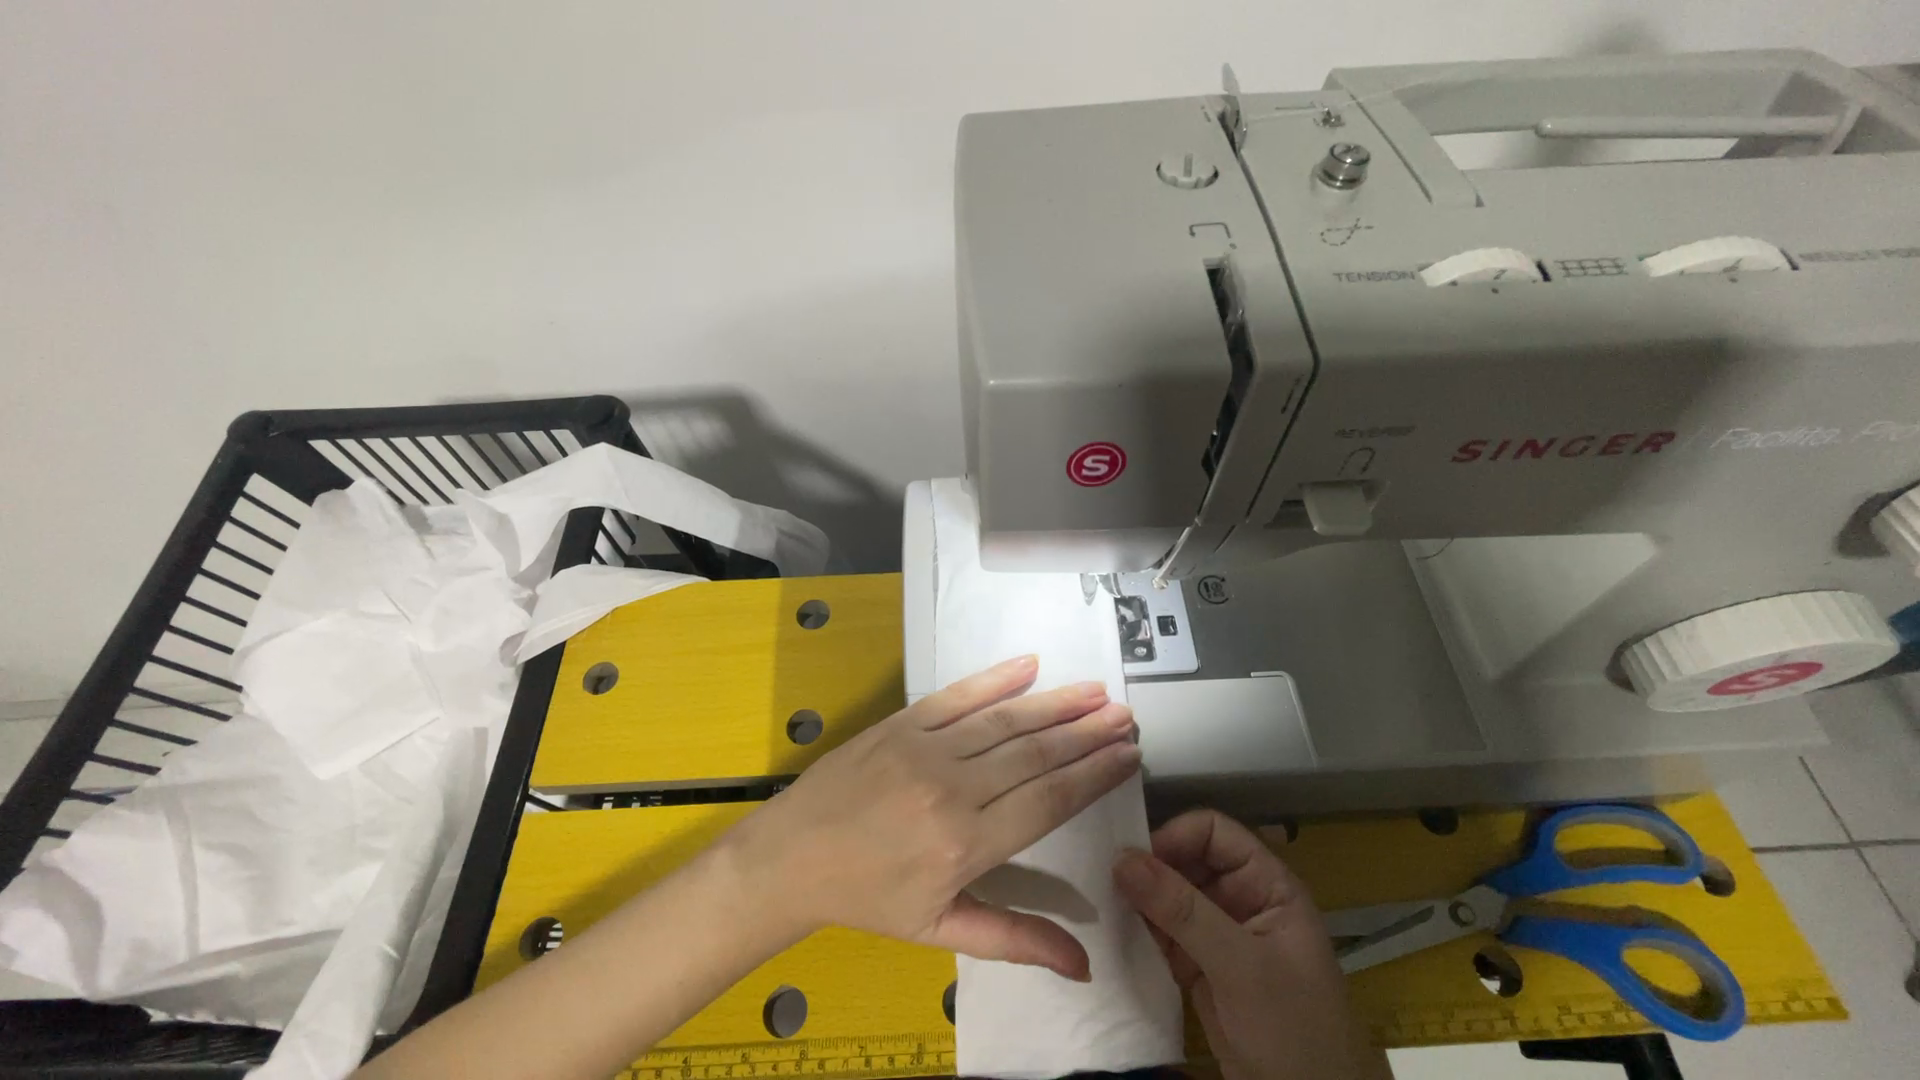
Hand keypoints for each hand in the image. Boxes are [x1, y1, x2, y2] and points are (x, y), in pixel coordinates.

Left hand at [723, 655, 1139, 979]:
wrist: (791, 858)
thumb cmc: (868, 898)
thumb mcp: (940, 930)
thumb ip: (1015, 940)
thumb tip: (1085, 965)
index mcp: (967, 844)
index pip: (1048, 800)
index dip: (1094, 774)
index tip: (1129, 754)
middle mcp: (953, 789)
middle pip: (1036, 754)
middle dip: (1088, 733)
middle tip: (1127, 715)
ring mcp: (925, 749)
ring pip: (1005, 720)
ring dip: (1056, 704)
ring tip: (1097, 691)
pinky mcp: (901, 724)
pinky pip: (957, 696)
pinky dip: (996, 679)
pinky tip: (1030, 664)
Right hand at [1113, 810, 1390, 1079]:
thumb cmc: (1294, 1029)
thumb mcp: (1242, 967)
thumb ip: (1183, 911)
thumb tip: (1123, 859)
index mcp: (1267, 884)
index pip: (1214, 833)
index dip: (1174, 838)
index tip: (1132, 860)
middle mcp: (1241, 900)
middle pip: (1185, 860)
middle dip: (1148, 869)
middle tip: (1103, 882)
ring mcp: (1218, 935)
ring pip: (1168, 897)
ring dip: (1138, 901)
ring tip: (1099, 906)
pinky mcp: (1199, 967)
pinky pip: (1162, 934)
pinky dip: (1139, 933)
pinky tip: (1111, 934)